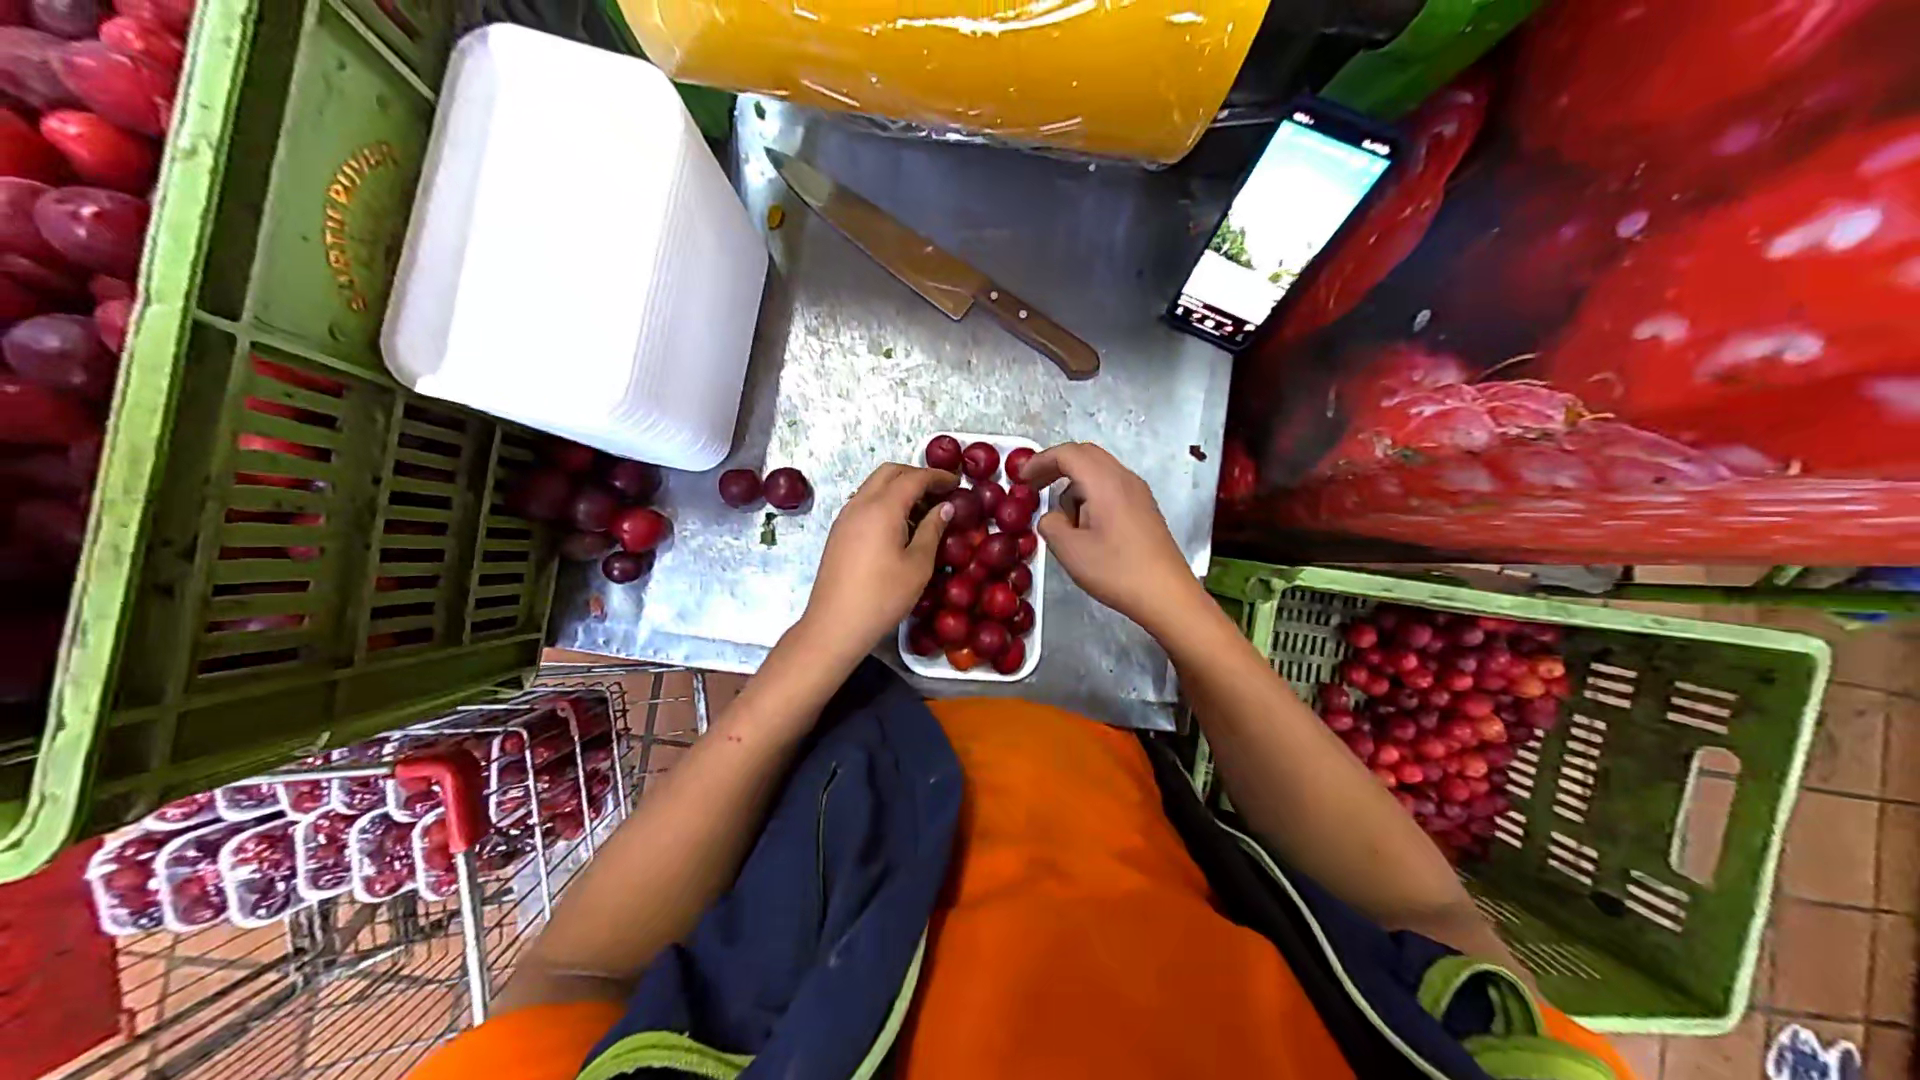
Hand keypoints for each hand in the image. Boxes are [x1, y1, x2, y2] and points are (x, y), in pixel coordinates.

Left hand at [797, 463, 956, 662]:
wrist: (835, 625)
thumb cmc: (882, 597)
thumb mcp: (918, 565)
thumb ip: (933, 530)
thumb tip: (945, 508)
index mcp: (882, 508)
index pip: (913, 477)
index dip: (937, 476)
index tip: (957, 483)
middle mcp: (860, 504)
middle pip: (889, 472)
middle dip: (916, 475)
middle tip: (940, 490)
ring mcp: (845, 517)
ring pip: (874, 485)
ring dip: (899, 487)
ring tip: (924, 508)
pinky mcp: (839, 532)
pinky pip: (864, 502)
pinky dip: (885, 501)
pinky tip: (900, 525)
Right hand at [1023, 442, 1203, 631]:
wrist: (1167, 594)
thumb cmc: (1117, 571)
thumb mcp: (1070, 551)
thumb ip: (1051, 525)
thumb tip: (1052, 517)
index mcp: (1105, 482)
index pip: (1067, 453)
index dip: (1040, 461)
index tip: (1021, 478)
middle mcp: (1124, 478)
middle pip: (1085, 455)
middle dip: (1056, 466)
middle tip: (1034, 486)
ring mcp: (1138, 492)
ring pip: (1099, 470)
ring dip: (1074, 484)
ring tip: (1063, 517)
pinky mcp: (1144, 507)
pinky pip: (1111, 486)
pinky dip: (1090, 494)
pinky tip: (1085, 524)